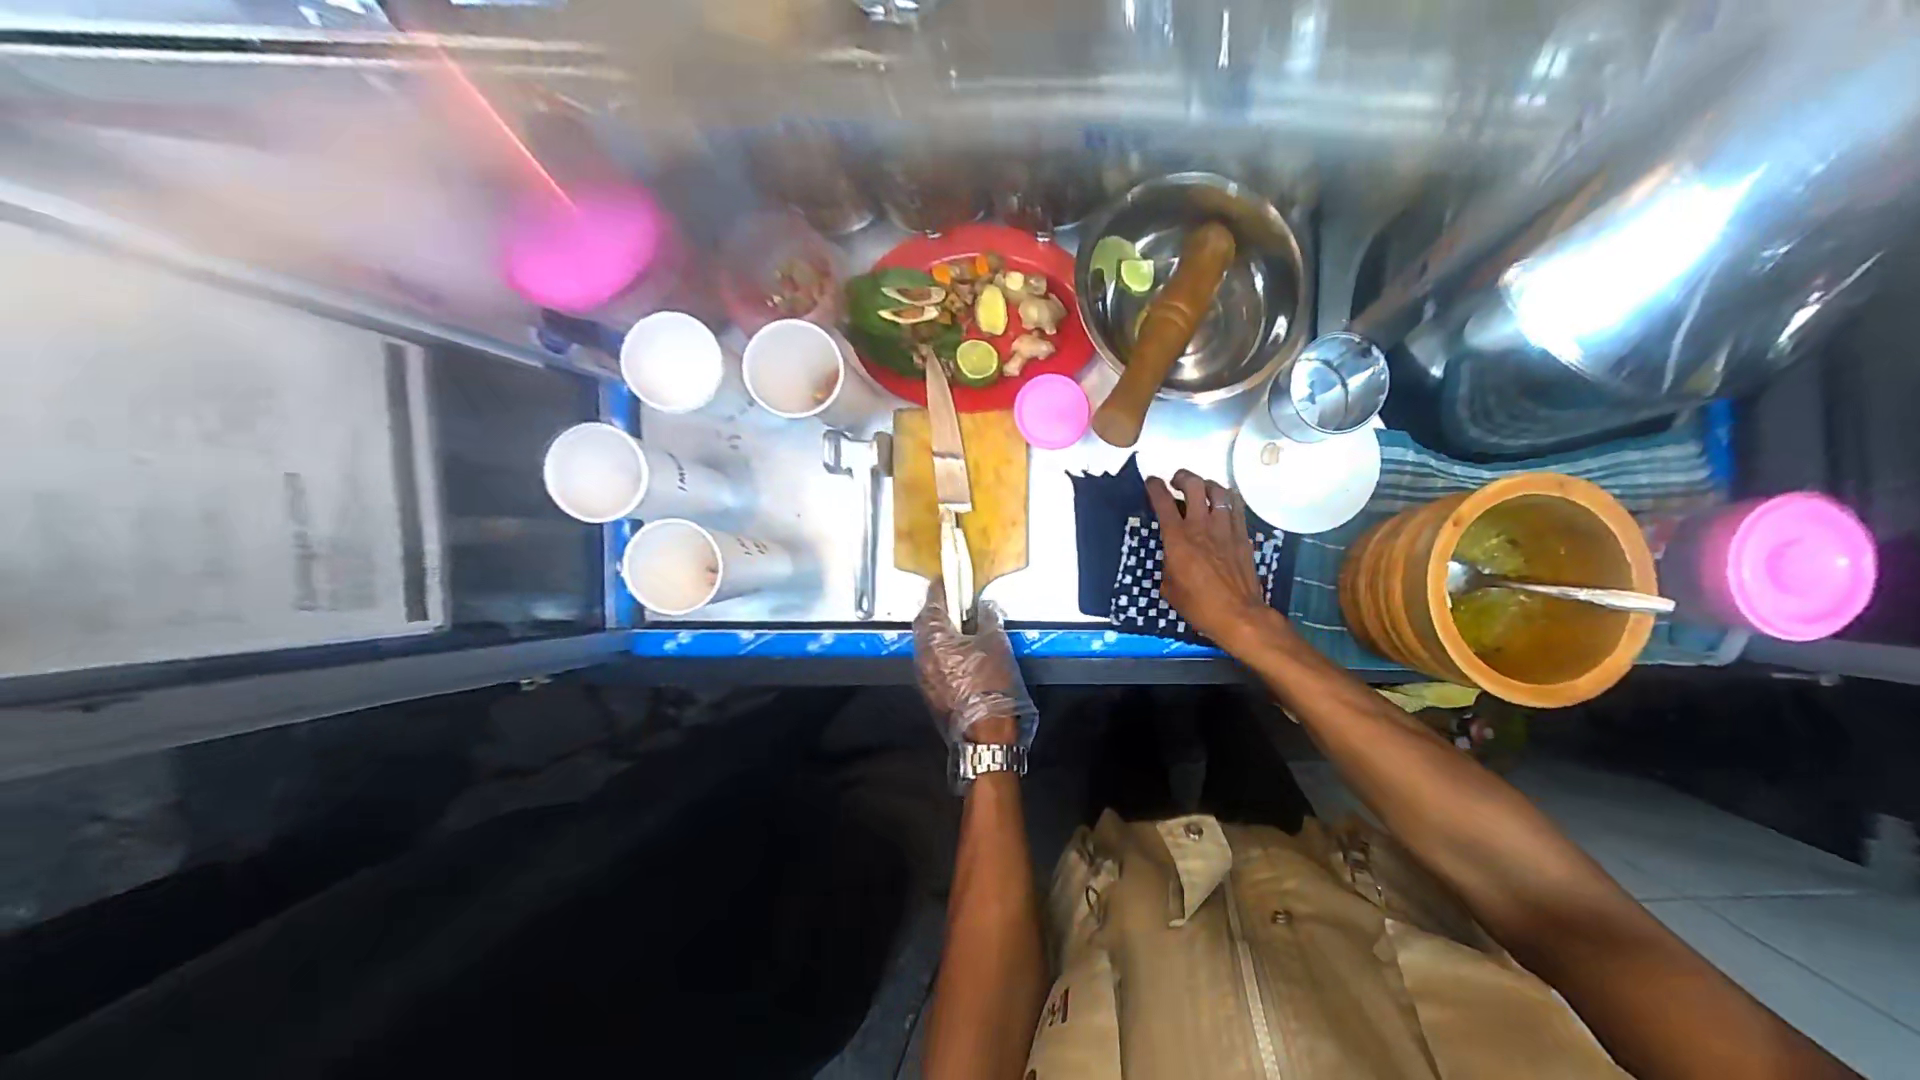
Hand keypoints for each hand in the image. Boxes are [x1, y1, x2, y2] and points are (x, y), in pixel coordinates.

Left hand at [912, 581, 1036, 746]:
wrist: (985, 736)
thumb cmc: (991, 687)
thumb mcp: (996, 644)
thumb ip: (987, 618)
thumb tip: (984, 606)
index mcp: (934, 638)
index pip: (933, 601)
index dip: (943, 587)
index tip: (951, 578)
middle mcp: (921, 654)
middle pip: (927, 622)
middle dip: (942, 610)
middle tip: (961, 604)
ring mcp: (922, 675)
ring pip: (929, 644)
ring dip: (943, 633)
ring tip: (965, 630)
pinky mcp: (929, 691)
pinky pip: (933, 662)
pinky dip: (945, 653)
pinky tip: (963, 655)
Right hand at [1146, 469, 1276, 649]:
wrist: (1238, 614)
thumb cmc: (1198, 605)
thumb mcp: (1169, 587)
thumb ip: (1168, 564)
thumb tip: (1172, 557)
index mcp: (1177, 538)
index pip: (1163, 501)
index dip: (1154, 486)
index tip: (1151, 481)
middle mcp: (1201, 526)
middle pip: (1194, 485)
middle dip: (1183, 477)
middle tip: (1177, 481)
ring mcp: (1225, 528)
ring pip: (1219, 491)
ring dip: (1207, 484)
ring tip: (1202, 489)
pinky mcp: (1243, 535)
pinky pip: (1236, 507)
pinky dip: (1227, 499)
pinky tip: (1223, 503)